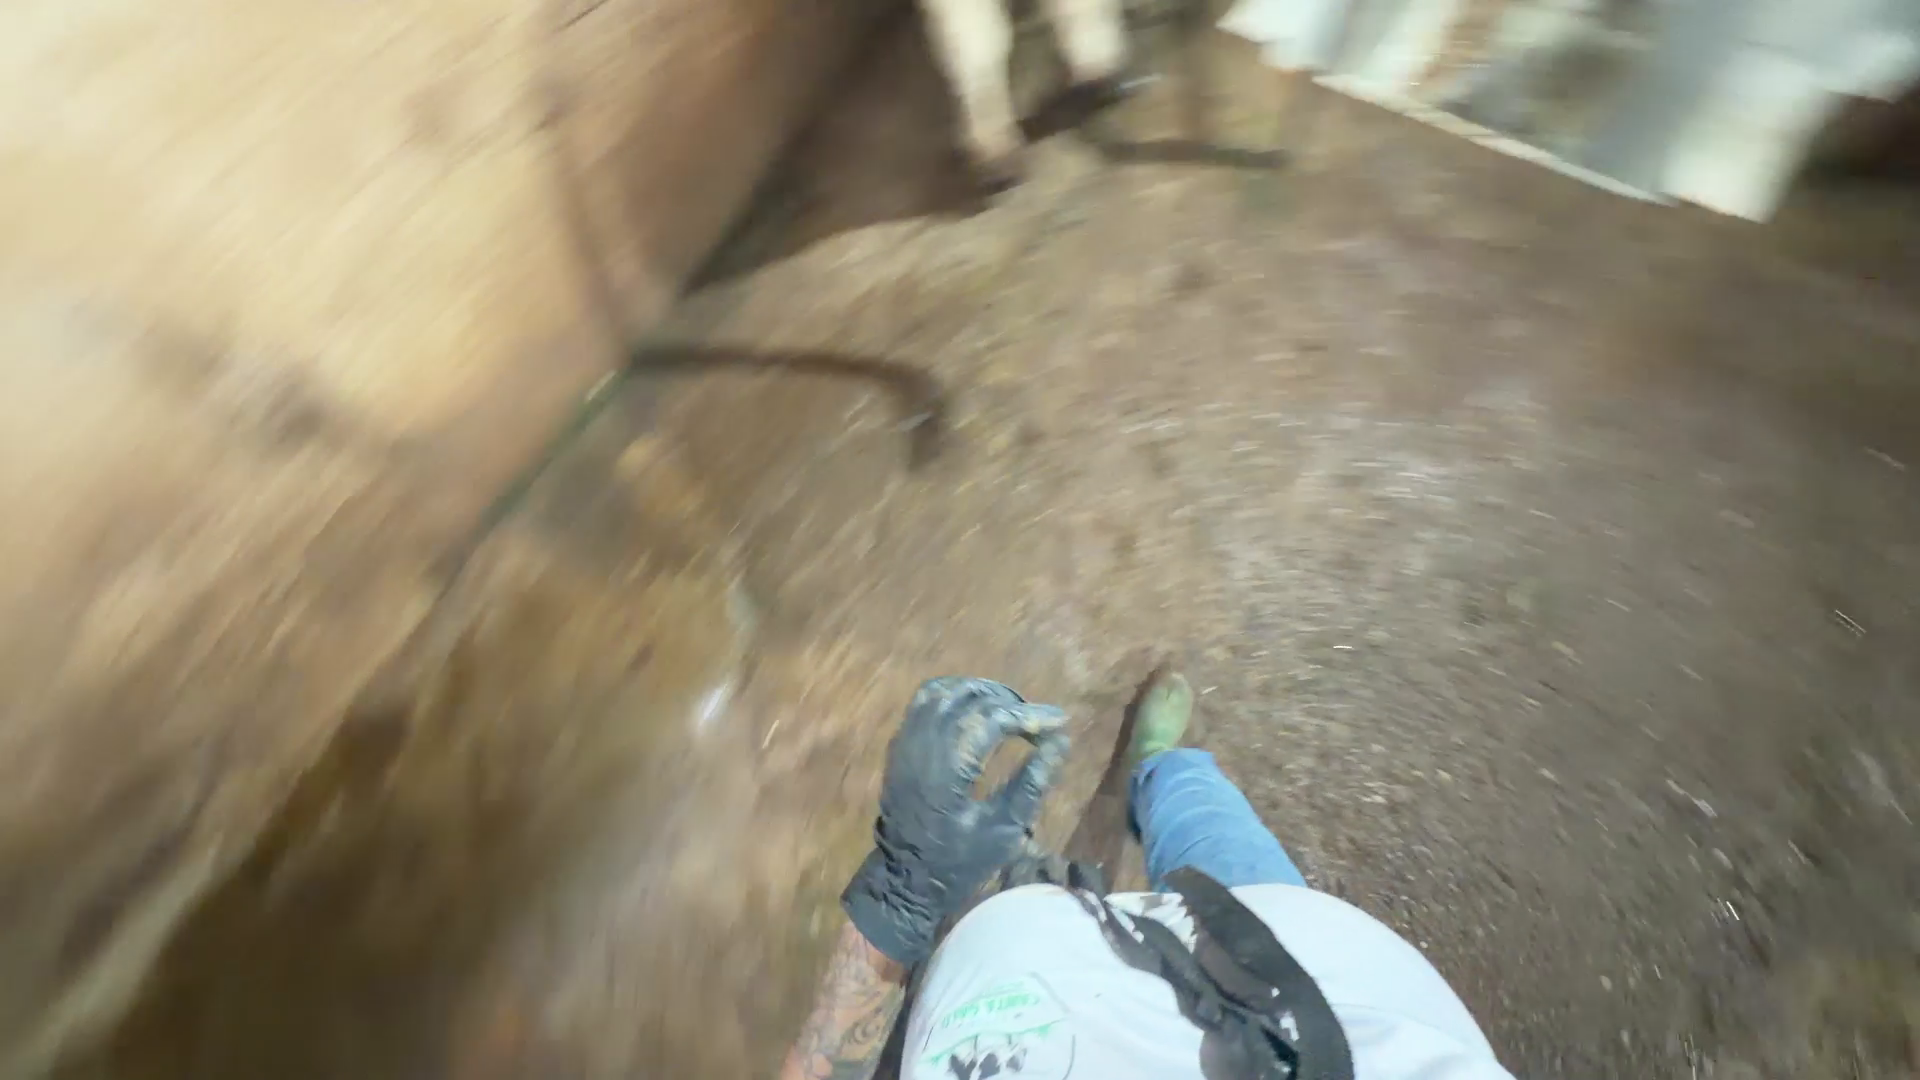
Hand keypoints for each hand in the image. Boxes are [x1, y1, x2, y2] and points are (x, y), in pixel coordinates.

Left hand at [841, 677, 1069, 965]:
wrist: (906, 879)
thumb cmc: (960, 861)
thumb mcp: (1005, 829)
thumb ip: (1032, 781)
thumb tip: (1060, 742)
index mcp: (948, 770)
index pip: (992, 719)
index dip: (1029, 715)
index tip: (1059, 720)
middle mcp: (923, 746)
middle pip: (970, 700)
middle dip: (1010, 703)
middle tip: (1037, 721)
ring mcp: (906, 741)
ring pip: (945, 691)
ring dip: (981, 692)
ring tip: (1010, 707)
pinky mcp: (900, 743)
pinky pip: (924, 701)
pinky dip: (953, 694)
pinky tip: (975, 707)